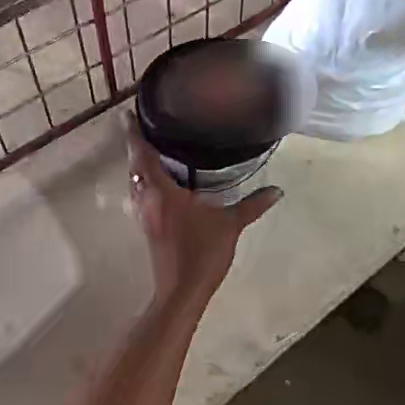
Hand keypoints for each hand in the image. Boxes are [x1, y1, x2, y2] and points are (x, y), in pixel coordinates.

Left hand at [127, 115, 280, 301]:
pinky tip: (160, 180)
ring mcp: (144, 214)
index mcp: (161, 191)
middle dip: (136, 145)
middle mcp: (146, 199)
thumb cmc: (202, 253)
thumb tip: (277, 190)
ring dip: (138, 163)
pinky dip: (144, 180)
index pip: (142, 155)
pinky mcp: (147, 226)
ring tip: (151, 146)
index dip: (134, 133)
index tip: (127, 114)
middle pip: (134, 165)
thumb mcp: (230, 225)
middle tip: (143, 124)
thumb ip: (251, 205)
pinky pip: (141, 194)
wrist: (181, 290)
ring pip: (135, 181)